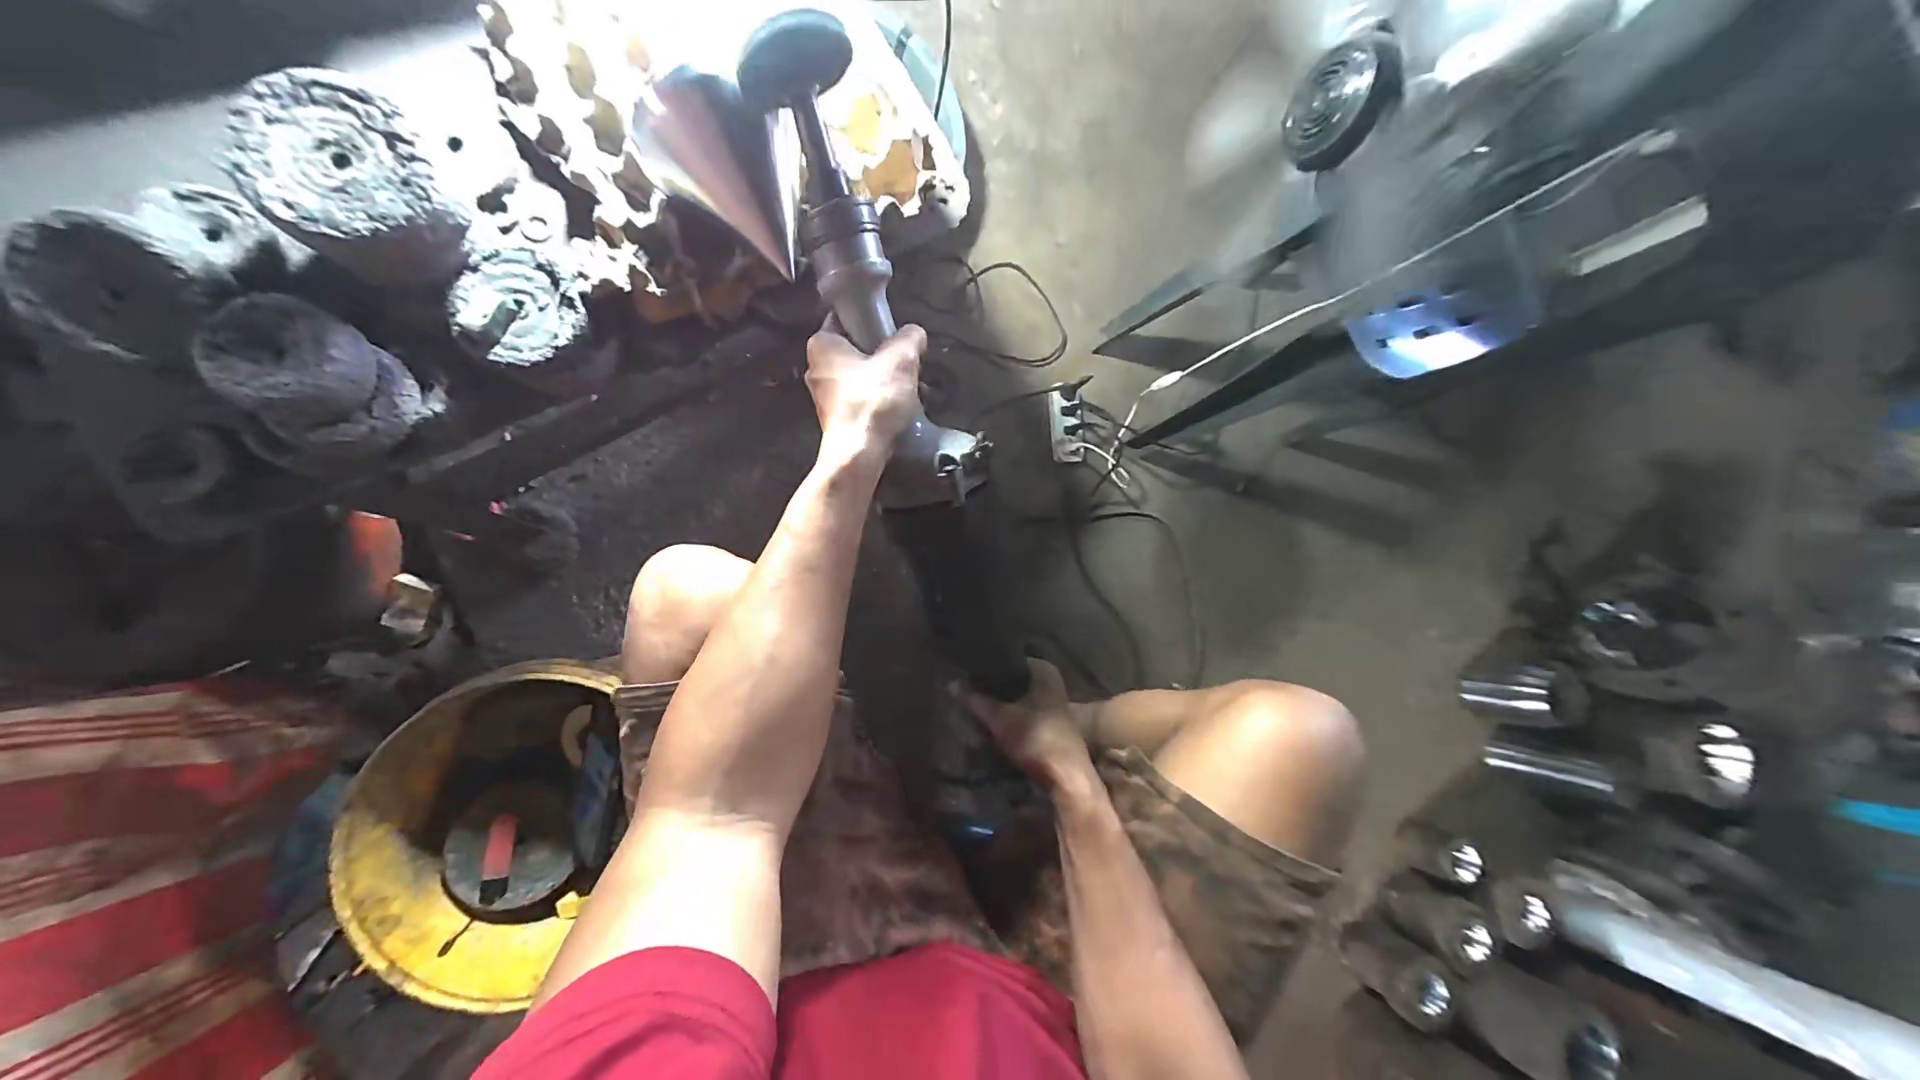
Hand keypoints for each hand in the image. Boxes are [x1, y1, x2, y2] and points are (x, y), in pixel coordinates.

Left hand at [805, 324, 924, 457]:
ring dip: (886, 384)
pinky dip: (881, 405)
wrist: (860, 454)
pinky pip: (863, 404)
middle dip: (883, 359)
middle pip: (857, 353)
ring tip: (910, 391)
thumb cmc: (873, 399)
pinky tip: (900, 412)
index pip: (844, 320)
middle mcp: (816, 370)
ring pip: (862, 380)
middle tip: (906, 364)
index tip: (890, 332)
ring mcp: (825, 399)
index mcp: (821, 345)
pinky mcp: (838, 422)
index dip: (869, 322)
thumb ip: (910, 338)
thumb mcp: (901, 359)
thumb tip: (914, 333)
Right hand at [963, 658, 1094, 791]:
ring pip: (1017, 700)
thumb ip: (975, 699)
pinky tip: (989, 724)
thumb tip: (951, 684)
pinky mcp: (1049, 727)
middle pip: (1014, 681)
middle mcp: (1052, 684)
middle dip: (992, 687)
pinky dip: (1007, 718)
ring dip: (998, 705)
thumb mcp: (998, 717)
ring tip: (973, 705)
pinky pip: (1022, 716)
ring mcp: (1052, 706)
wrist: (1064, 777)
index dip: (989, 665)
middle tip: (966, 689)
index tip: (967, 670)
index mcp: (1044, 671)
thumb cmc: (1035, 736)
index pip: (1011, 659)